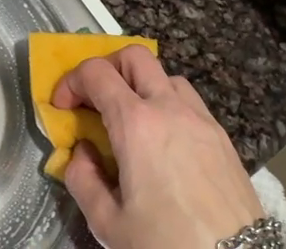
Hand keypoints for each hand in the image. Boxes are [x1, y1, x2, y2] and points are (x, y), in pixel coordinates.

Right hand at [53, 47, 264, 248]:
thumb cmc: (168, 246)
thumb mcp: (109, 225)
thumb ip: (82, 181)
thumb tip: (82, 153)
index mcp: (136, 124)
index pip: (96, 73)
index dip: (71, 81)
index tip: (62, 107)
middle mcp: (169, 108)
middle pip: (134, 56)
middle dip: (107, 68)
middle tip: (95, 99)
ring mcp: (201, 119)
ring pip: (166, 76)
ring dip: (141, 86)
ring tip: (132, 122)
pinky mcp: (223, 137)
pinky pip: (190, 102)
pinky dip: (168, 106)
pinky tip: (165, 143)